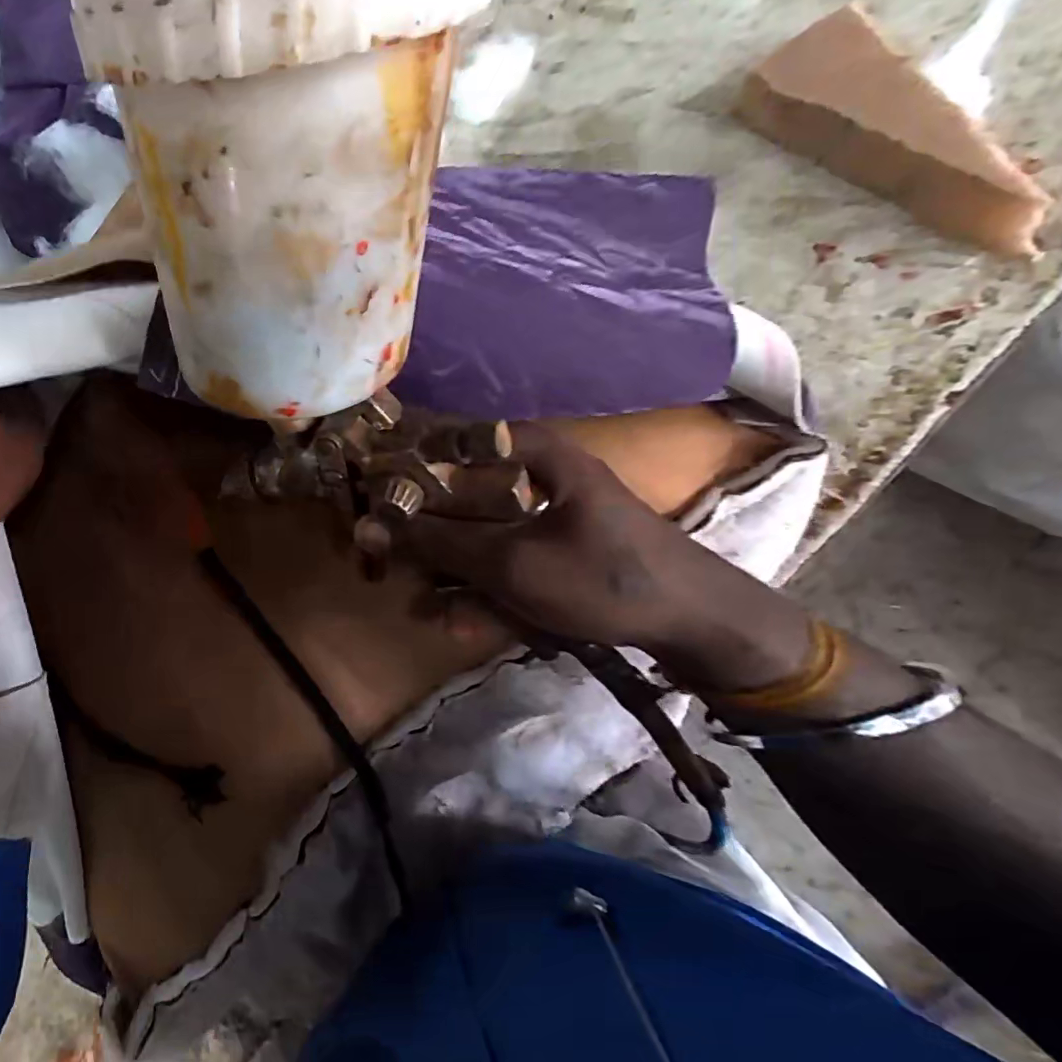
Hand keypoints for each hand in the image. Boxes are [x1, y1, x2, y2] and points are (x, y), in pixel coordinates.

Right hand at [397, 423, 815, 691]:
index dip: (404, 464)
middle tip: (392, 564)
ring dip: (448, 573)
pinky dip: (480, 588)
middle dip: (423, 537)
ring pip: (474, 533)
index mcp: (531, 452)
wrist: (692, 622)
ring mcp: (542, 515)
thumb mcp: (512, 562)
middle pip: (455, 492)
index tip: (372, 496)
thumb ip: (439, 543)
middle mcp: (533, 474)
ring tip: (429, 608)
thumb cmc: (603, 575)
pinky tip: (460, 621)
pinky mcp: (550, 550)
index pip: (448, 438)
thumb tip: (369, 525)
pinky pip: (501, 560)